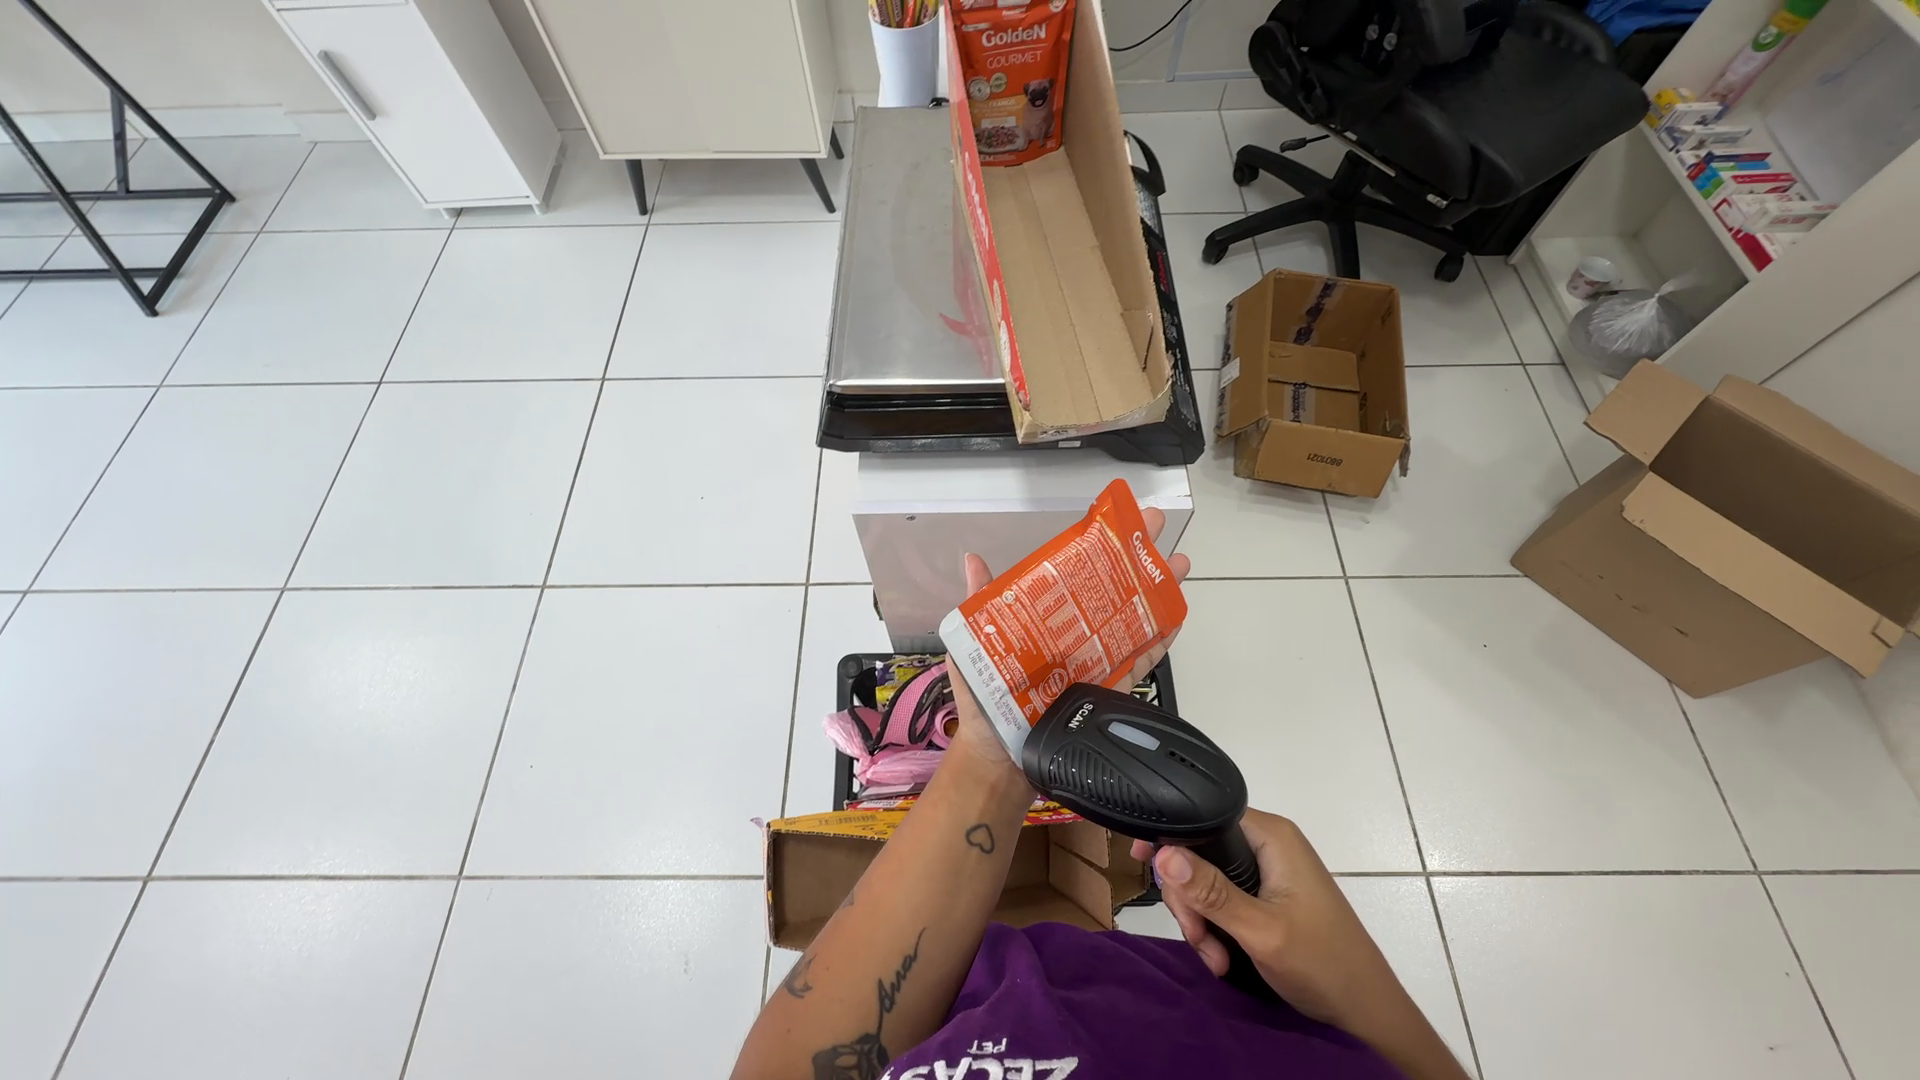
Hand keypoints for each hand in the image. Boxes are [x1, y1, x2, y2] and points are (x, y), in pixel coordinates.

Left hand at [947, 507, 1191, 770]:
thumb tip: (972, 559)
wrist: (999, 759)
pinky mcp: (1111, 689)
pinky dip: (1160, 640)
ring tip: (1179, 563)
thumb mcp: (971, 645)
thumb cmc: (981, 701)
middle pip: (1112, 590)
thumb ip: (978, 603)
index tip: (1120, 520)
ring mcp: (1096, 661)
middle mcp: (1074, 635)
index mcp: (1045, 619)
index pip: (1076, 574)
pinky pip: (1139, 661)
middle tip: (1159, 529)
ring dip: (1158, 591)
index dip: (1099, 546)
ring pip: (1133, 619)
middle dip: (1138, 558)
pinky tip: (1176, 617)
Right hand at [1128, 810, 1402, 1032]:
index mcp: (1271, 835)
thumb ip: (1211, 891)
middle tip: (1198, 938)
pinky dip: (1215, 929)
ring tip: (1215, 958)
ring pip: (1205, 881)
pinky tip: (1223, 958)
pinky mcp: (1266, 896)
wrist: (1368, 1015)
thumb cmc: (1322, 964)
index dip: (1171, 838)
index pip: (1204, 817)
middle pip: (1199, 853)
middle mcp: (1267, 844)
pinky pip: (1221, 900)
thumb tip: (1164, 852)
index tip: (1143, 865)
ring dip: (1201, 921)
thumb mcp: (1260, 930)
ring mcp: (1267, 871)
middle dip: (1190, 899)